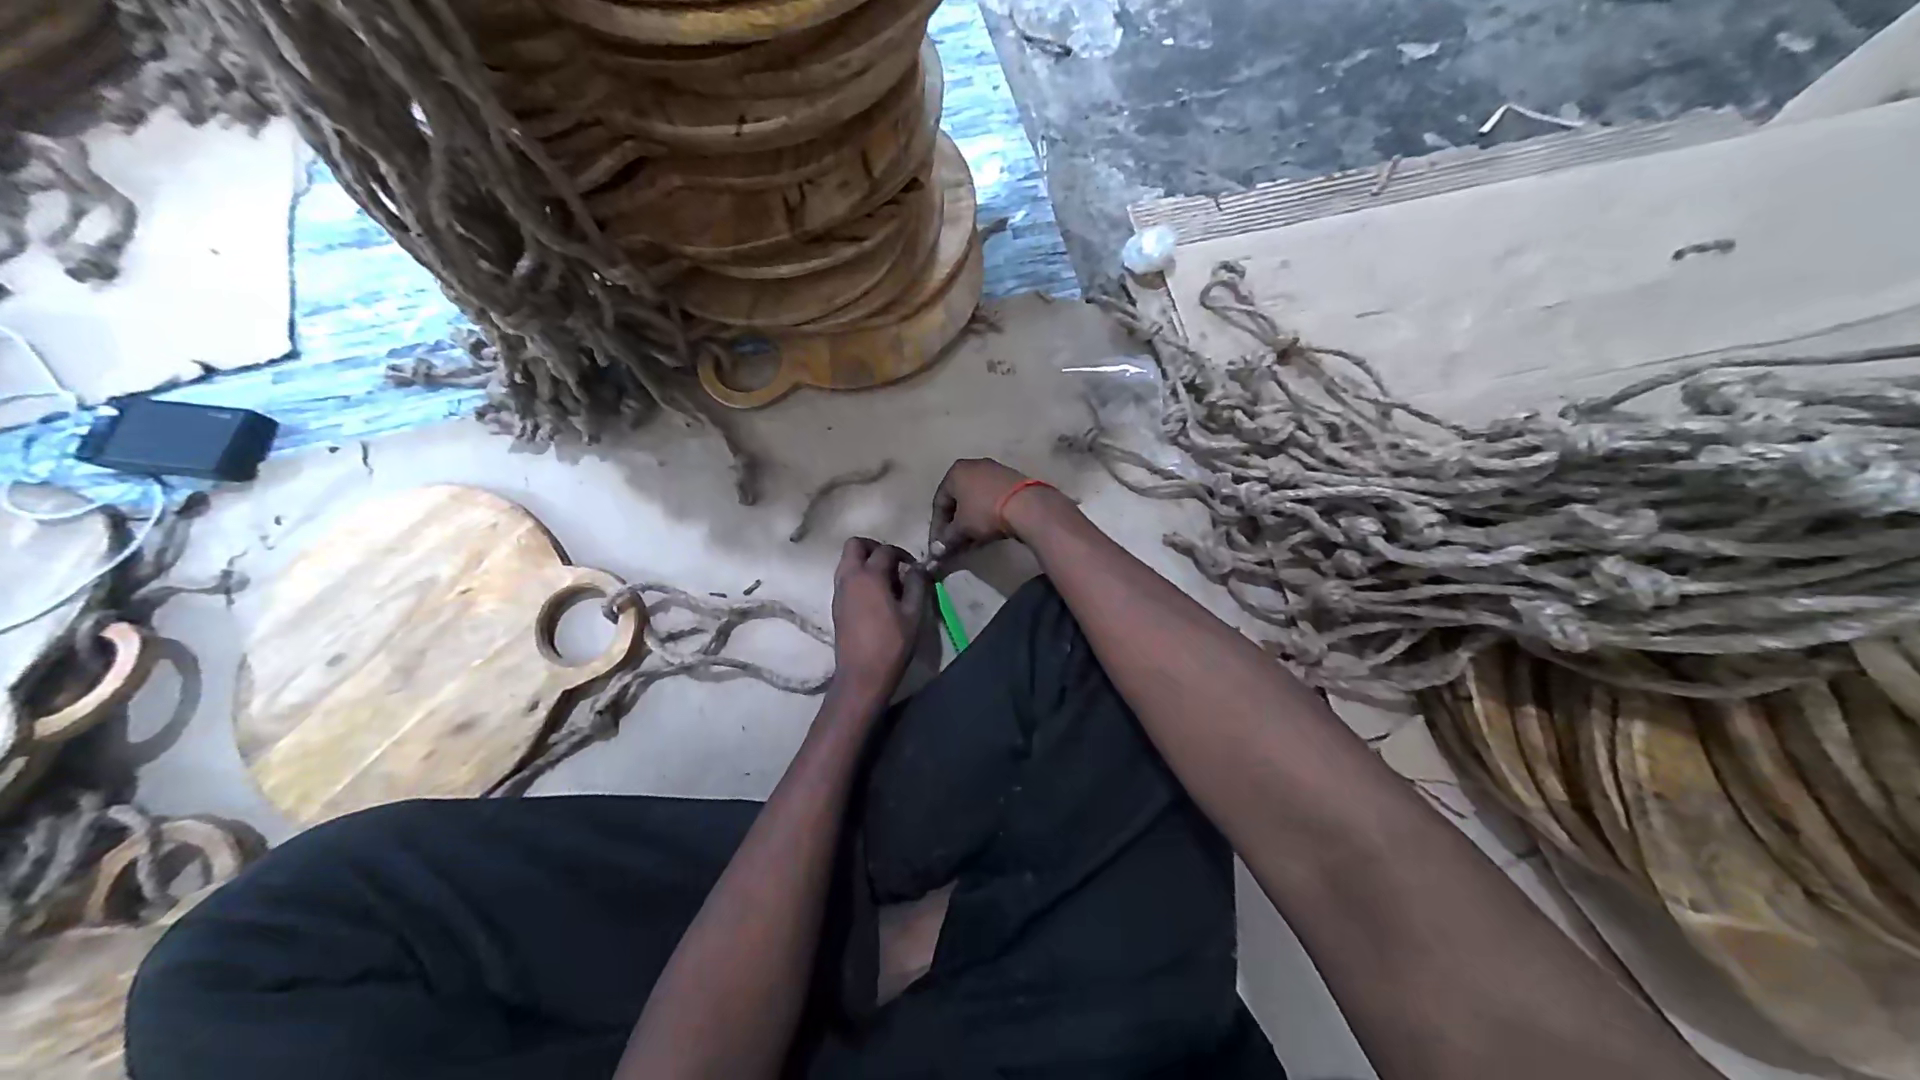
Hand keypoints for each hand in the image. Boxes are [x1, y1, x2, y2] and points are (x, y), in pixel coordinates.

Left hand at [831, 538, 926, 695]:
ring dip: (865, 561)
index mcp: (869, 575)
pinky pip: (845, 578)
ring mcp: (839, 591)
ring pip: (846, 561)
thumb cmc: (891, 644)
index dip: (902, 554)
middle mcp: (849, 577)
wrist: (862, 674)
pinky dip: (858, 577)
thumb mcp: (913, 614)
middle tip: (893, 563)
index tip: (914, 567)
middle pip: (855, 545)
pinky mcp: (836, 605)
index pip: (885, 550)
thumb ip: (917, 585)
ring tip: (886, 581)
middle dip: (874, 547)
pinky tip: (875, 597)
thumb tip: (918, 568)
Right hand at [928, 458, 1041, 560]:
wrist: (1027, 506)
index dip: (937, 527)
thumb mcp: (962, 528)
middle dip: (955, 526)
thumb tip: (939, 550)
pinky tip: (988, 533)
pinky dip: (986, 515)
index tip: (939, 545)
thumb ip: (947, 538)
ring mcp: (995, 471)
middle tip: (955, 545)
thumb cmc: (985, 512)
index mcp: (956, 472)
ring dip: (971, 523)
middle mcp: (974, 466)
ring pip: (976, 501)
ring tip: (971, 543)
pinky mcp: (1012, 480)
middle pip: (958, 500)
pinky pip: (992, 499)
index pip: (939, 502)